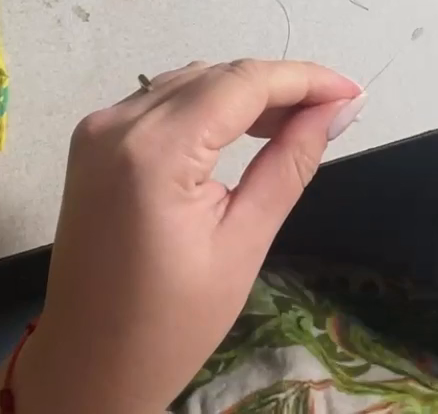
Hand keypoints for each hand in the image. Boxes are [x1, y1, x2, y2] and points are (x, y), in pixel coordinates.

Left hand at [12, 60, 363, 411]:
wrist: (86, 363)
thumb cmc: (170, 324)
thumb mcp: (243, 244)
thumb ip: (290, 163)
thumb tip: (336, 110)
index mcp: (154, 151)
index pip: (241, 83)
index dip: (302, 79)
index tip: (351, 92)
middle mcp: (118, 121)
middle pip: (215, 75)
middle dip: (277, 86)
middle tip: (332, 111)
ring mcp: (99, 125)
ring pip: (189, 81)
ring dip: (242, 92)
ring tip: (294, 122)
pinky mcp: (93, 136)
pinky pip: (161, 99)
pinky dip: (206, 104)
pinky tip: (240, 127)